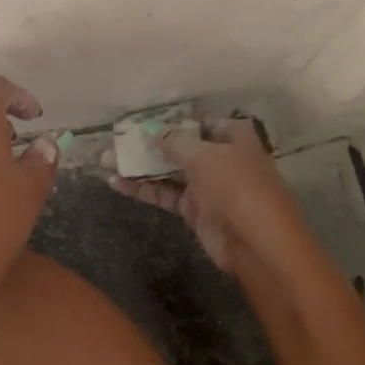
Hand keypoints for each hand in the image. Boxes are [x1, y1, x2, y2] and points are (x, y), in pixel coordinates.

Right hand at [108, 118, 304, 274]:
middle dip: (149, 144)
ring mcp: (207, 186)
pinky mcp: (194, 210)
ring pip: (169, 171)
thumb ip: (176, 141)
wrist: (257, 244)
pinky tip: (116, 182)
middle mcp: (220, 158)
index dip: (173, 120)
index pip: (200, 121)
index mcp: (233, 137)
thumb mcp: (205, 156)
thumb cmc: (236, 187)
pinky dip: (142, 188)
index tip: (143, 120)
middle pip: (180, 147)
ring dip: (140, 166)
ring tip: (106, 160)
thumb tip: (155, 133)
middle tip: (116, 140)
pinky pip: (165, 194)